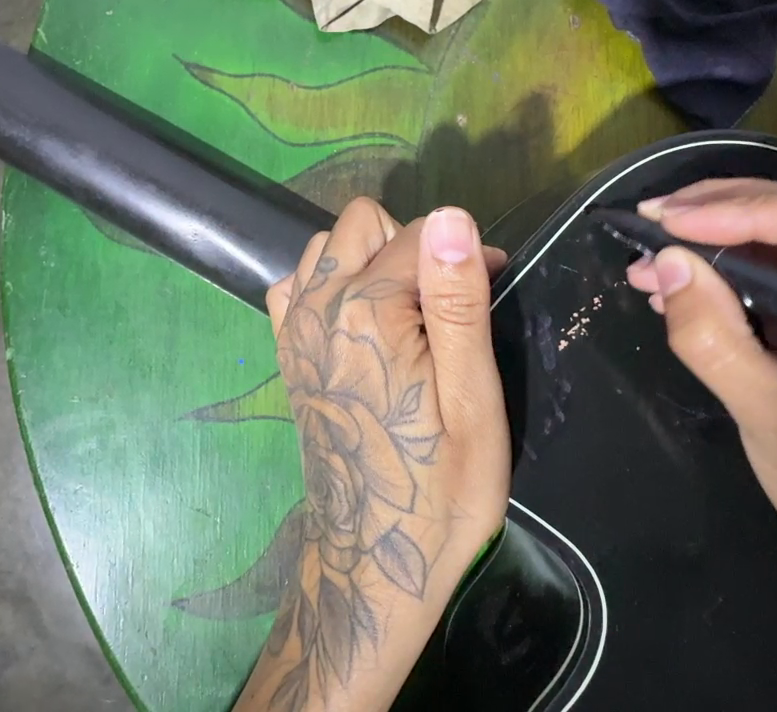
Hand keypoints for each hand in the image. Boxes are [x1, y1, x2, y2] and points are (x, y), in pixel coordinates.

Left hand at [237, 199, 508, 711]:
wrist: (375, 559)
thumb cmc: (440, 485)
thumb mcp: (471, 398)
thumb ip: (456, 301)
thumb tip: (451, 216)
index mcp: (366, 310)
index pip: (420, 232)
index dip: (465, 253)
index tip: (491, 288)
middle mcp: (317, 306)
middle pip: (362, 221)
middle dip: (409, 242)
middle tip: (443, 305)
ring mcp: (292, 328)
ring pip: (327, 245)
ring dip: (369, 258)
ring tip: (405, 313)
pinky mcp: (285, 351)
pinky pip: (297, 282)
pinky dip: (330, 282)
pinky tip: (359, 324)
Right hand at [624, 179, 776, 589]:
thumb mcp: (770, 412)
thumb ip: (714, 335)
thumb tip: (665, 259)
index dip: (739, 211)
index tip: (665, 222)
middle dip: (720, 215)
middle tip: (648, 219)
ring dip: (717, 244)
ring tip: (649, 259)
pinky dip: (733, 272)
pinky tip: (681, 283)